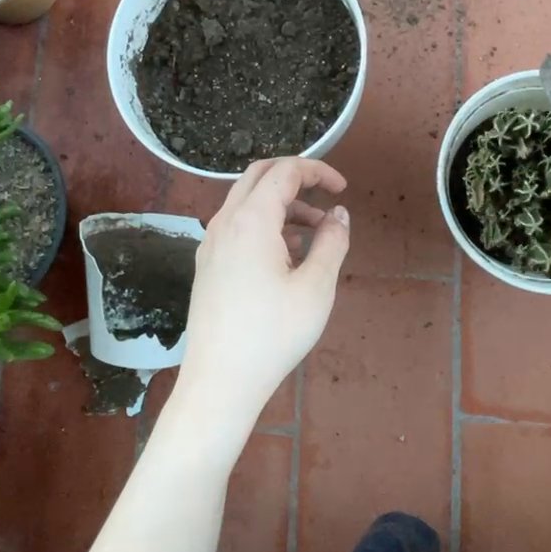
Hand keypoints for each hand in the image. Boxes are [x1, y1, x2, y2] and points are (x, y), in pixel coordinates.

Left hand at [178, 158, 350, 425]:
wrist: (220, 381)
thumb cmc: (273, 333)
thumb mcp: (316, 287)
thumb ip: (332, 242)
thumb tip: (339, 214)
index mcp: (251, 219)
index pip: (284, 171)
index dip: (316, 170)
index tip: (342, 188)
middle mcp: (225, 222)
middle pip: (259, 176)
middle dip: (295, 177)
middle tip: (326, 194)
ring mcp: (211, 244)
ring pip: (246, 202)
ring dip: (281, 205)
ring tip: (315, 232)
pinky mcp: (207, 266)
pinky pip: (237, 226)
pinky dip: (265, 225)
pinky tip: (287, 255)